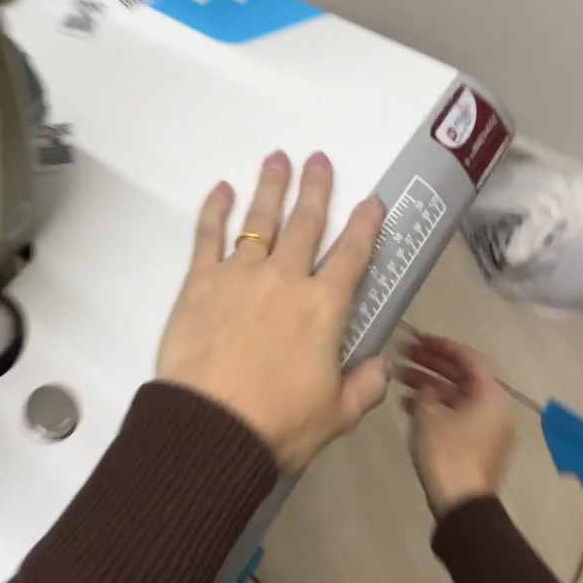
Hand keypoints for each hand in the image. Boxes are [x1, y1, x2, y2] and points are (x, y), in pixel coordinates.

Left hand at [157, 151, 389, 471]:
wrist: (211, 424)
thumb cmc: (279, 423)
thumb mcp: (337, 414)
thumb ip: (364, 386)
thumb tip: (382, 365)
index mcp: (324, 308)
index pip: (352, 256)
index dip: (365, 225)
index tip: (371, 199)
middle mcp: (285, 279)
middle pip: (304, 224)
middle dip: (315, 189)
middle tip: (318, 157)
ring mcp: (239, 273)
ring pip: (259, 220)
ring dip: (269, 187)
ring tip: (276, 158)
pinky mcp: (200, 280)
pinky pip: (208, 235)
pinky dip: (214, 210)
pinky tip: (220, 189)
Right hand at [400, 334, 517, 516]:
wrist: (463, 504)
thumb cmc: (447, 452)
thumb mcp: (428, 414)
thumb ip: (426, 390)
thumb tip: (425, 386)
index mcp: (490, 397)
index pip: (468, 358)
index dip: (442, 345)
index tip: (417, 338)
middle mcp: (495, 408)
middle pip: (463, 375)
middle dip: (432, 362)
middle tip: (404, 352)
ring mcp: (488, 428)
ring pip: (457, 394)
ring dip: (430, 382)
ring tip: (399, 376)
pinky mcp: (478, 443)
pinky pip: (457, 412)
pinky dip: (436, 403)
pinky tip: (408, 402)